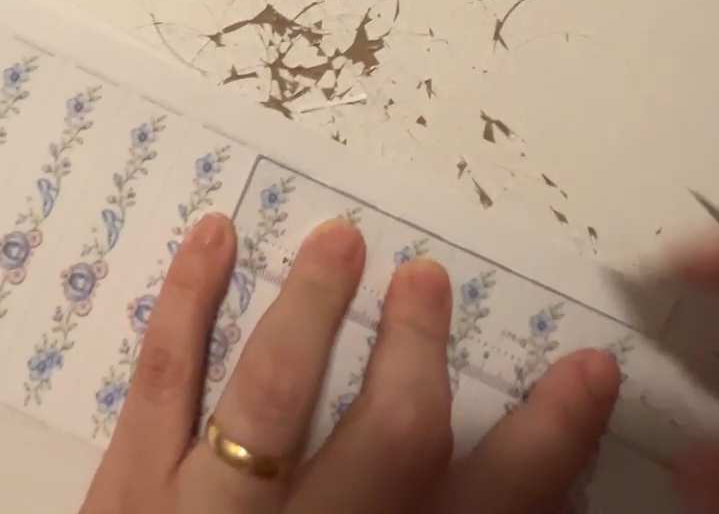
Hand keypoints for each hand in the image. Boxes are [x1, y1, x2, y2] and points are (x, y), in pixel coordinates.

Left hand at [80, 213, 623, 513]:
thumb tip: (501, 490)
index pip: (488, 512)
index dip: (548, 442)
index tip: (588, 367)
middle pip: (387, 442)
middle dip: (416, 354)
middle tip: (425, 277)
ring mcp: (206, 506)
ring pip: (272, 393)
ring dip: (310, 306)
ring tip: (340, 236)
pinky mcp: (130, 478)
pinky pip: (165, 372)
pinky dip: (189, 295)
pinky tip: (214, 232)